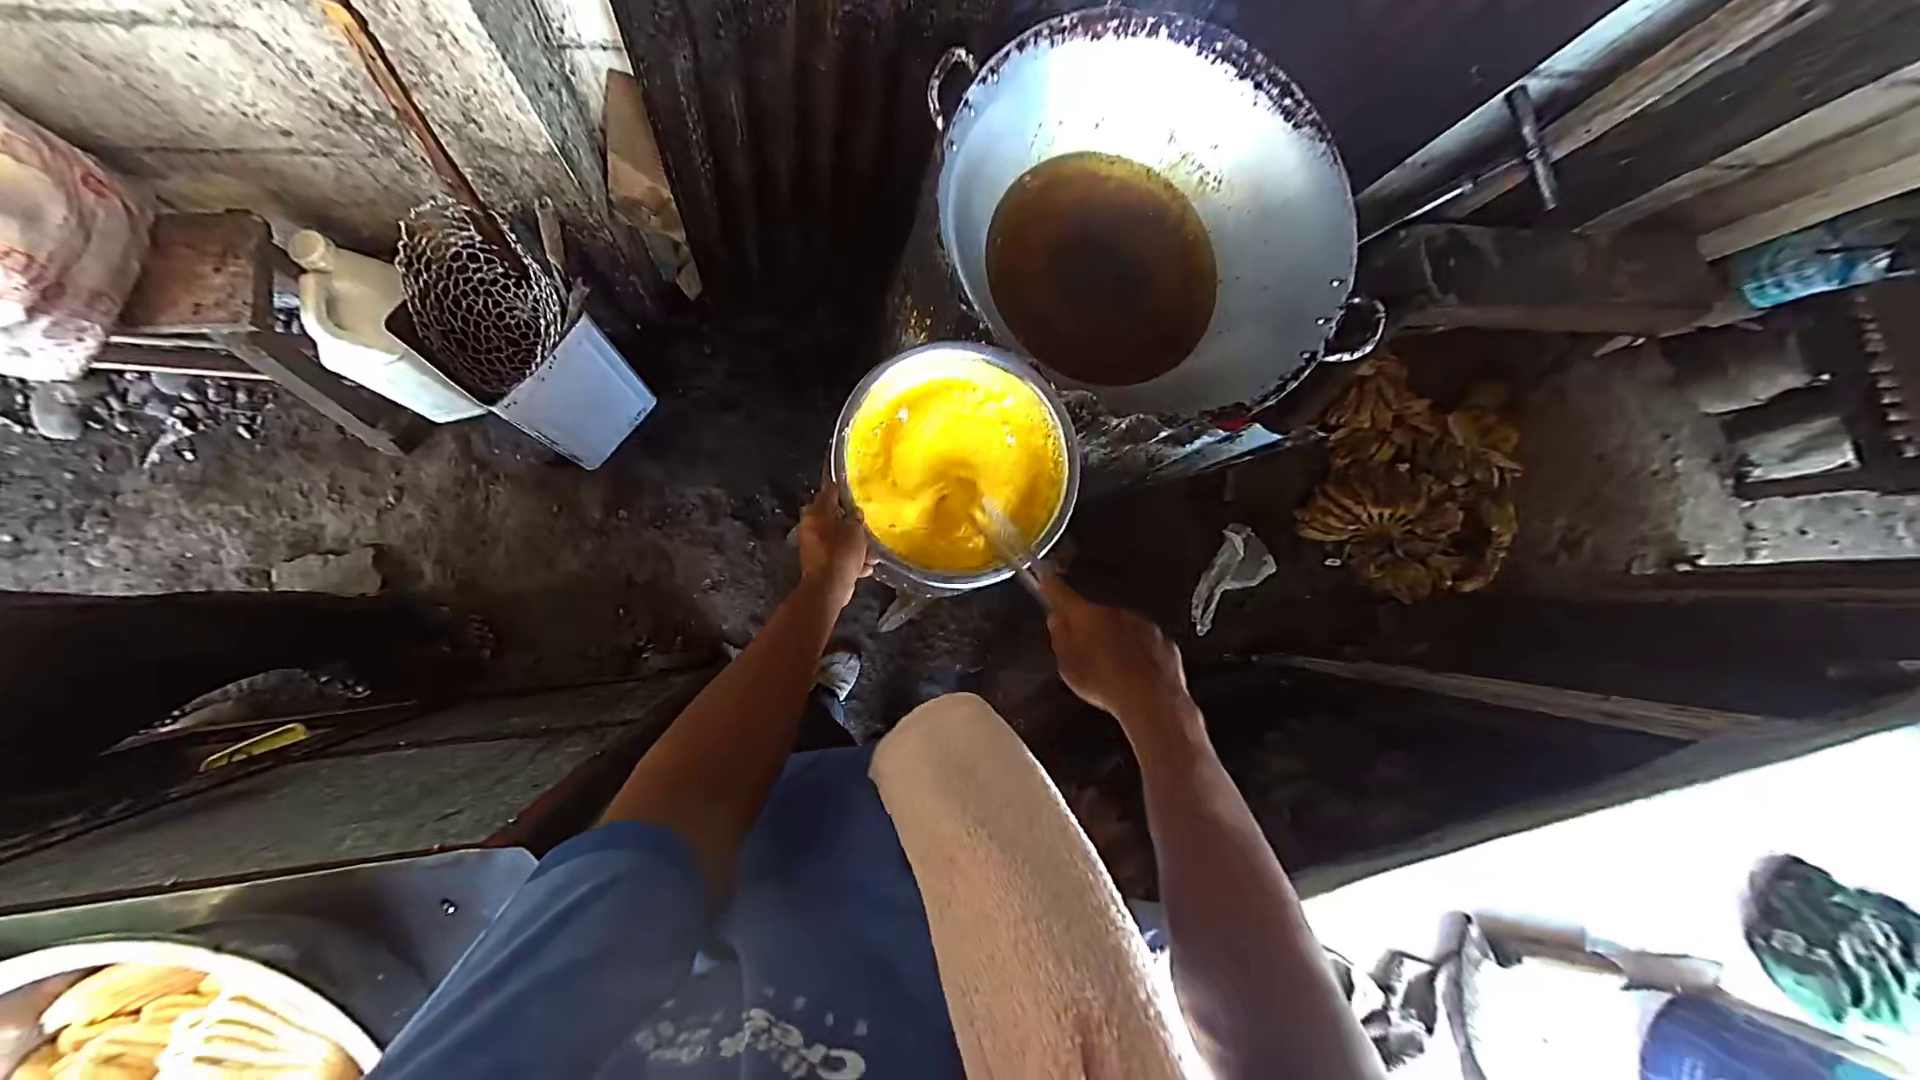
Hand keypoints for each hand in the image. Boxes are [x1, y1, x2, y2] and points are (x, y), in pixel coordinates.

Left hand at [797, 481, 871, 608]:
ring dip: (855, 544)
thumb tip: (853, 515)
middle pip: (834, 517)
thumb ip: (855, 518)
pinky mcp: (820, 564)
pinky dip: (851, 560)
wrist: (829, 587)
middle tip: (867, 521)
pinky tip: (866, 567)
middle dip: (851, 521)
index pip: (829, 491)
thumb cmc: (841, 553)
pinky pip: (838, 556)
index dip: (842, 486)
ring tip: (872, 552)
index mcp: (816, 514)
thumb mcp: (854, 530)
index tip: (852, 481)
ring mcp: (814, 547)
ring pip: (838, 539)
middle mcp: (811, 528)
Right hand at [1042, 576, 1199, 735]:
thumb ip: (1060, 639)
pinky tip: (1131, 676)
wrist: (1151, 701)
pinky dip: (1136, 655)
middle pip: (1094, 616)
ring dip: (1114, 644)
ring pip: (1120, 629)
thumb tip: (1057, 622)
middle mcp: (1116, 614)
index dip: (1051, 587)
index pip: (1064, 595)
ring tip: (1111, 674)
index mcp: (1088, 616)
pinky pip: (1143, 643)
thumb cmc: (1107, 685)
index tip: (1046, 582)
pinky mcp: (1162, 642)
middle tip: (1084, 658)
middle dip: (1088, 630)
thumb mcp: (1068, 667)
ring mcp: (1142, 626)